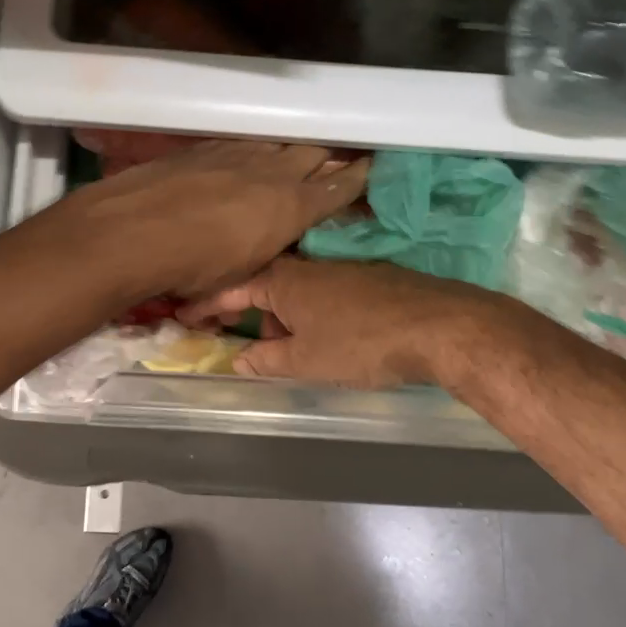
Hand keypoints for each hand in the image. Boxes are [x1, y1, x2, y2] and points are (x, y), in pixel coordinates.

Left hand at [45, 140, 368, 299]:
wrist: (132, 231)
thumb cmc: (192, 267)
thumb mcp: (241, 275)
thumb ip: (267, 255)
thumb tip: (270, 254)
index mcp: (291, 207)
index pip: (338, 185)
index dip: (356, 178)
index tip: (368, 170)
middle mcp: (273, 171)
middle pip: (313, 153)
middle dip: (325, 160)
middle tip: (328, 169)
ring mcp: (238, 152)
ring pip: (277, 145)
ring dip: (286, 155)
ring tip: (284, 166)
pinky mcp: (206, 147)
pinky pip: (241, 144)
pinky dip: (250, 154)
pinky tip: (240, 164)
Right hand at [180, 258, 536, 388]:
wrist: (441, 327)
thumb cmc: (361, 343)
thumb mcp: (304, 360)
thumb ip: (267, 359)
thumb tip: (239, 358)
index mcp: (285, 279)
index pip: (234, 288)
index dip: (208, 304)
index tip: (185, 316)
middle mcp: (311, 266)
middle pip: (267, 286)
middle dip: (250, 314)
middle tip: (239, 341)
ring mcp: (345, 269)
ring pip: (299, 291)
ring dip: (285, 318)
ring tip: (286, 350)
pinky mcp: (373, 280)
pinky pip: (326, 295)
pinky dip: (313, 315)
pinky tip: (326, 340)